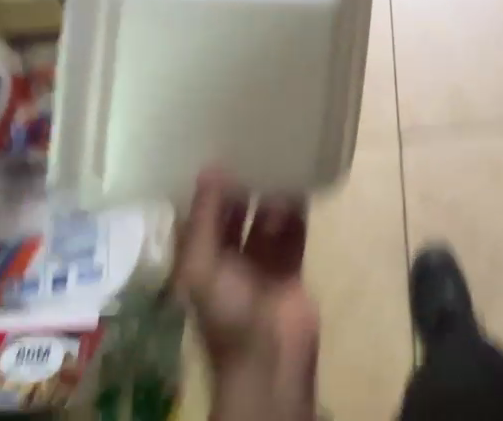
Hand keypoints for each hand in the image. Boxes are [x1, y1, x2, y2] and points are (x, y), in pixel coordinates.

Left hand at [175, 170, 319, 420]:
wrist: (271, 359)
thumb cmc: (227, 313)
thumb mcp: (202, 266)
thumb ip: (205, 218)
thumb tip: (209, 168)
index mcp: (200, 260)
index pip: (200, 216)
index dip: (206, 187)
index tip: (217, 149)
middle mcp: (228, 258)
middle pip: (234, 214)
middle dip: (242, 185)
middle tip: (253, 143)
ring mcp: (261, 262)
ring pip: (265, 219)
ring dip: (271, 194)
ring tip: (279, 155)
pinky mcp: (290, 264)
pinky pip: (293, 230)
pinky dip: (297, 209)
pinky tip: (302, 180)